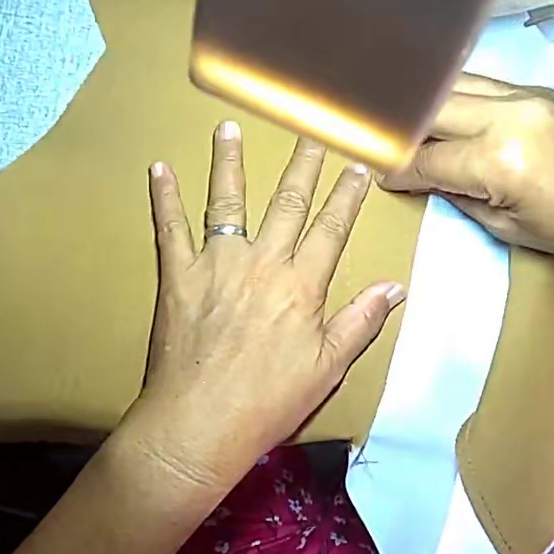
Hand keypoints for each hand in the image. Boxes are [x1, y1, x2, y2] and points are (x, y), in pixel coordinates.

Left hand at [113, 121, 406, 492]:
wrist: (200, 423)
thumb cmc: (268, 401)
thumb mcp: (327, 367)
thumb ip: (360, 321)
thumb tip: (395, 287)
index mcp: (300, 285)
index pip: (331, 229)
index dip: (347, 196)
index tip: (357, 168)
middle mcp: (261, 263)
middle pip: (286, 204)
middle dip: (302, 165)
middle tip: (310, 131)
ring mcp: (216, 265)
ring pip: (227, 203)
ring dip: (229, 164)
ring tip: (229, 130)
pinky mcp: (176, 275)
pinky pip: (170, 228)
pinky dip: (164, 197)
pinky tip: (159, 169)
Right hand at [380, 72, 553, 274]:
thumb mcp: (508, 227)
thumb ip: (457, 195)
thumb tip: (421, 179)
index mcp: (499, 160)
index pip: (423, 159)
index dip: (393, 170)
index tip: (373, 174)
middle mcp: (508, 114)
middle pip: (428, 109)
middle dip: (396, 127)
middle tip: (374, 140)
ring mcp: (525, 95)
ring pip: (451, 86)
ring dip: (421, 104)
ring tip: (398, 119)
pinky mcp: (537, 91)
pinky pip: (478, 85)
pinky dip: (451, 98)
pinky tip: (439, 111)